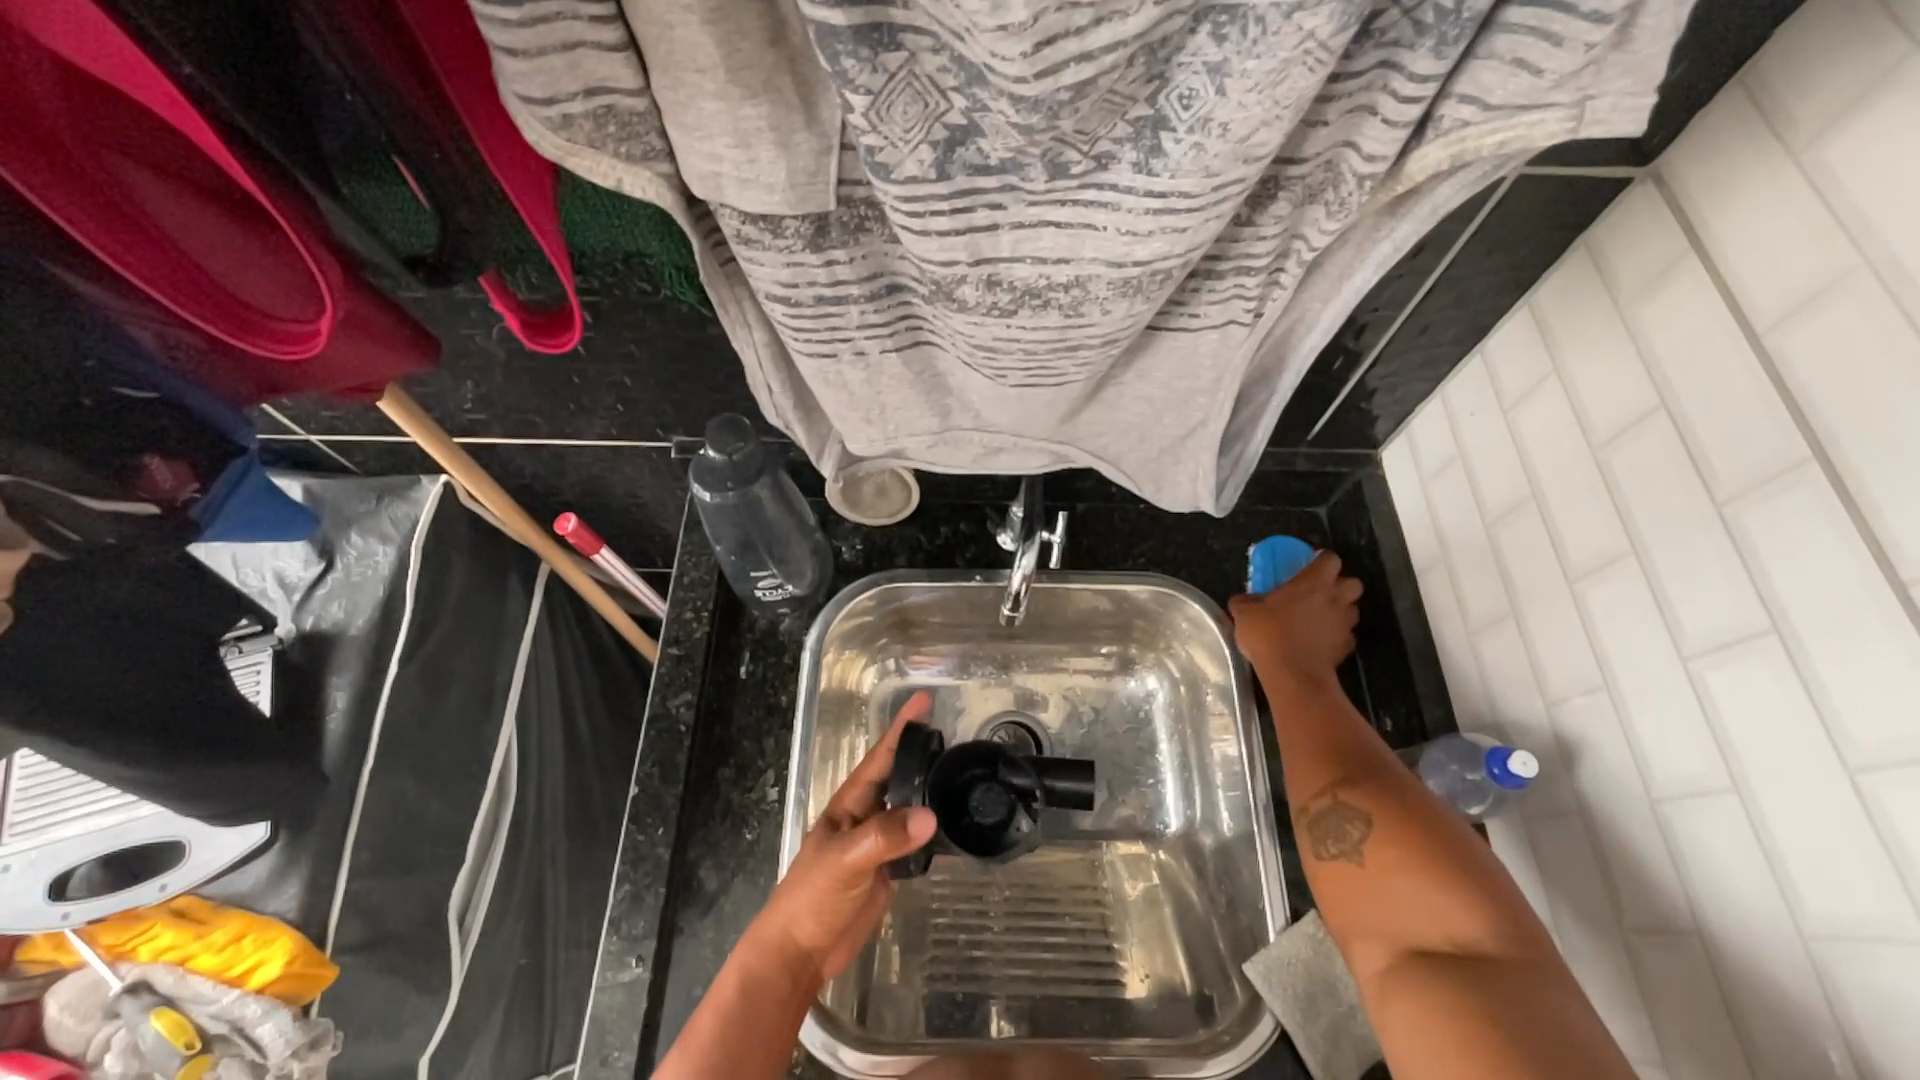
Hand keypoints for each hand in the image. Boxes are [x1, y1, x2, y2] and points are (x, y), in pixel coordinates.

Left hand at [753, 691, 937, 981]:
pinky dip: (933, 833)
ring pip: (907, 809)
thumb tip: (930, 816)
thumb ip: (885, 837)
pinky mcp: (888, 873)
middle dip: (919, 754)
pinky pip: (914, 844)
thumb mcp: (846, 861)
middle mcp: (864, 818)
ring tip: (960, 772)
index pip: (879, 758)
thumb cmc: (812, 898)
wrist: (801, 951)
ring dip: (928, 791)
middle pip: (896, 778)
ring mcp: (876, 846)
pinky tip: (953, 828)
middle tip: (955, 736)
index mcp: (848, 805)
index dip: (900, 729)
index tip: (923, 701)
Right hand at [1228, 550, 1361, 690]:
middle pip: (1353, 582)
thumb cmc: (1268, 634)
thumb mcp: (1244, 613)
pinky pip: (1346, 635)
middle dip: (1341, 585)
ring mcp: (1344, 623)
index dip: (1323, 560)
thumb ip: (1245, 602)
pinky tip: (1320, 642)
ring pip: (1353, 609)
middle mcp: (1335, 599)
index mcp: (1313, 582)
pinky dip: (1337, 635)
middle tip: (1320, 593)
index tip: (1310, 566)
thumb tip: (1240, 600)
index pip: (1331, 559)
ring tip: (1320, 619)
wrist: (1292, 673)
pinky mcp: (1347, 646)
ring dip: (1340, 610)